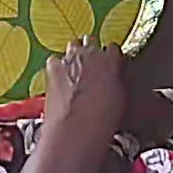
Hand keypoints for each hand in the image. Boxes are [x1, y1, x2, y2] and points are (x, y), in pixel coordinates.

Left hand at [39, 37, 123, 161]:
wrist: (75, 131)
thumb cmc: (101, 120)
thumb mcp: (119, 98)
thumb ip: (116, 80)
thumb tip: (112, 79)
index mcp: (111, 60)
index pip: (112, 48)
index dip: (110, 57)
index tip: (110, 63)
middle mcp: (91, 54)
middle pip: (91, 41)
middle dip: (91, 50)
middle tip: (92, 65)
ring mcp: (70, 59)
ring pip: (73, 46)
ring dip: (74, 55)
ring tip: (75, 70)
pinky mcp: (53, 68)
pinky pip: (55, 60)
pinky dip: (57, 67)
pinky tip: (59, 78)